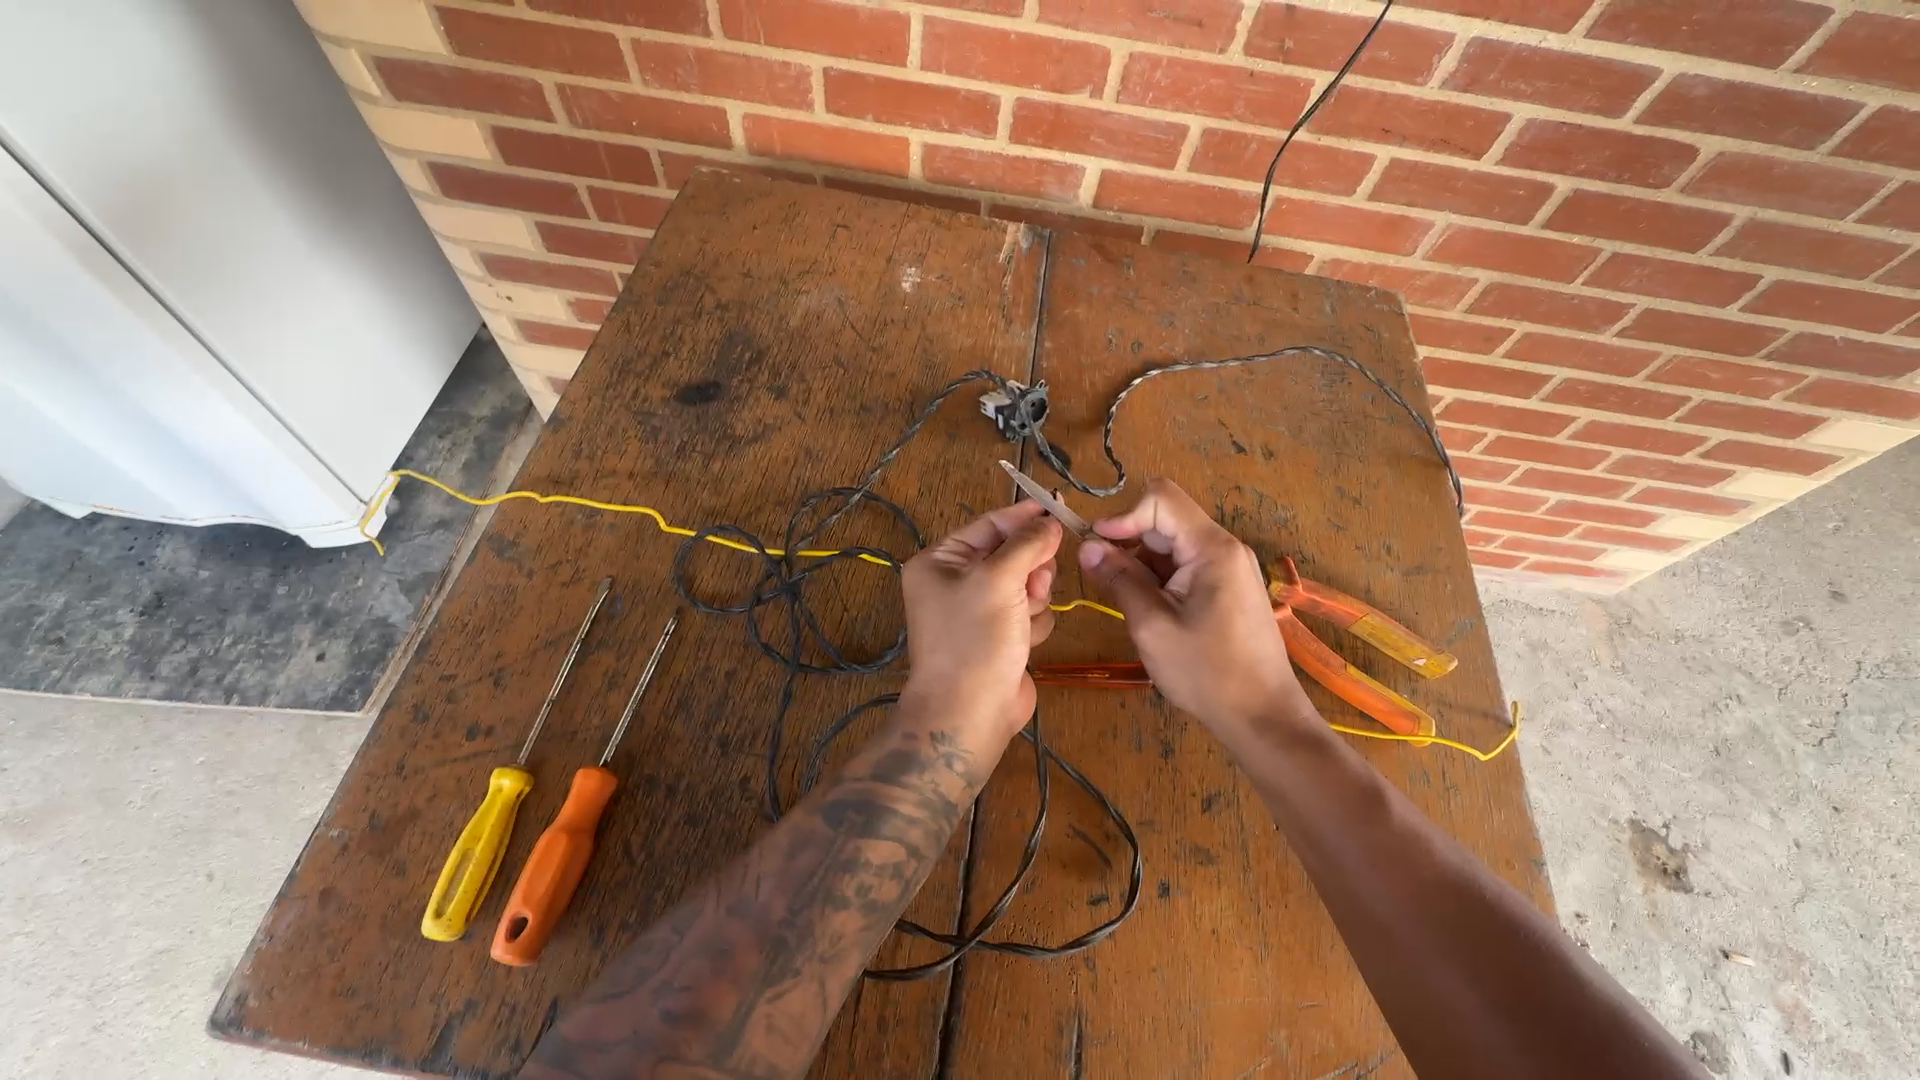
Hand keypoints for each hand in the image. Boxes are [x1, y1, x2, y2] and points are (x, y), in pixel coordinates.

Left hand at [901, 500, 1061, 739]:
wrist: (969, 712)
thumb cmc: (974, 638)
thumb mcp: (998, 580)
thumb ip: (1027, 544)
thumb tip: (1050, 521)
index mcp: (940, 562)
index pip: (988, 525)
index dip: (1024, 517)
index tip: (1058, 508)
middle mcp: (956, 583)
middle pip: (1012, 552)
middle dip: (1030, 566)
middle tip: (1036, 581)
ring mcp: (980, 611)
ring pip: (1028, 583)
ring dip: (1035, 596)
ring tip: (1025, 617)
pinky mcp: (1002, 636)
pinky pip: (1031, 612)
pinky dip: (1034, 623)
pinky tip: (1026, 641)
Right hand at [1077, 478, 1311, 737]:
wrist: (1262, 715)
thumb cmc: (1207, 673)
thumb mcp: (1152, 626)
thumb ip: (1120, 580)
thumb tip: (1087, 547)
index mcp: (1212, 548)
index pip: (1161, 499)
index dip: (1122, 516)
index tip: (1095, 546)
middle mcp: (1225, 548)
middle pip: (1165, 520)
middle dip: (1129, 542)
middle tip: (1103, 579)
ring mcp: (1229, 568)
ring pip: (1172, 545)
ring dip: (1142, 564)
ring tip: (1129, 604)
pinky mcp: (1228, 588)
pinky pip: (1185, 566)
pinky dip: (1159, 578)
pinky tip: (1150, 611)